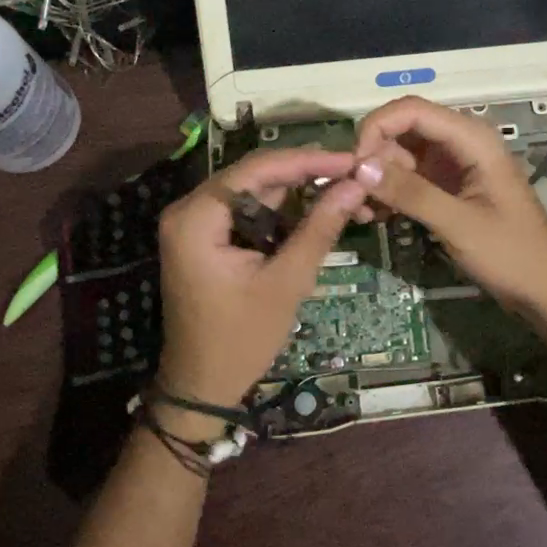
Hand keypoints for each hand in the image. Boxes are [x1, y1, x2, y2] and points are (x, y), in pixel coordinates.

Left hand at [156, 148, 365, 410]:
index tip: (351, 158)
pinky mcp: (206, 237)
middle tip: (355, 171)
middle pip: (256, 175)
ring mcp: (195, 222)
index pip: (258, 169)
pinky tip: (318, 210)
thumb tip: (356, 183)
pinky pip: (248, 210)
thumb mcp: (286, 282)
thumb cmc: (240, 340)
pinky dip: (282, 211)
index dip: (308, 160)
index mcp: (196, 216)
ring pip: (255, 191)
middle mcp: (189, 209)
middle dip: (307, 173)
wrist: (200, 388)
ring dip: (299, 191)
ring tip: (346, 190)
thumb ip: (319, 228)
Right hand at [353, 97, 546, 349]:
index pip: (411, 110)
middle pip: (402, 131)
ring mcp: (453, 166)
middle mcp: (460, 143)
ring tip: (361, 213)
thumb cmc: (512, 254)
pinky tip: (376, 218)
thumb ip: (411, 193)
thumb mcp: (459, 224)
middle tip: (352, 196)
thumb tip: (359, 167)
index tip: (353, 165)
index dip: (376, 128)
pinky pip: (408, 179)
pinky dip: (390, 193)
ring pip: (400, 156)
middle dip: (372, 158)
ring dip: (377, 179)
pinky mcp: (447, 188)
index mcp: (471, 138)